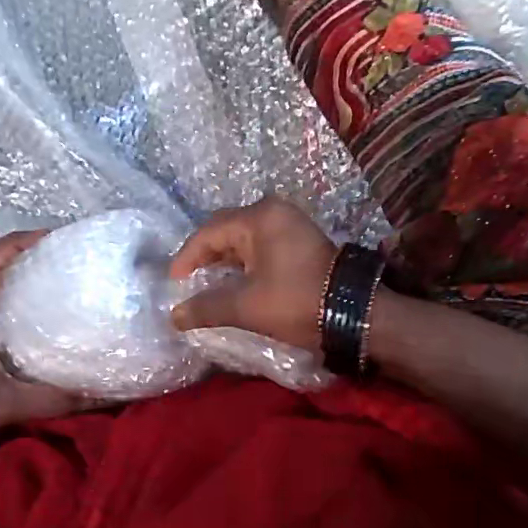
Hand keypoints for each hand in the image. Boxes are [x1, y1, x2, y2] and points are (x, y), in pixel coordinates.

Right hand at [168, 198, 335, 350]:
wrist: (353, 312)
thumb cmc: (296, 302)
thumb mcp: (246, 307)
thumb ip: (206, 308)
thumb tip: (175, 316)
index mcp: (259, 218)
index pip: (208, 232)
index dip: (187, 258)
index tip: (174, 282)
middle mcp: (274, 212)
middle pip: (225, 229)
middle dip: (204, 256)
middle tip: (187, 280)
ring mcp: (290, 224)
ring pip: (244, 238)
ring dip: (224, 260)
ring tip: (207, 283)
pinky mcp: (300, 241)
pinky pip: (261, 245)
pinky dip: (244, 262)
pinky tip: (234, 281)